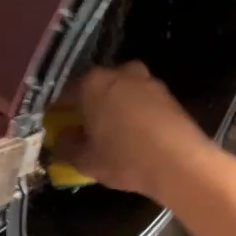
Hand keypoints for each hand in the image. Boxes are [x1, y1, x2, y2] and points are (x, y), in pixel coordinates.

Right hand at [55, 62, 216, 200]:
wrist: (180, 163)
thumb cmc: (124, 158)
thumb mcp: (85, 160)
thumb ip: (66, 146)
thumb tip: (61, 138)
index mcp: (93, 83)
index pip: (66, 92)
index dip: (57, 110)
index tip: (54, 124)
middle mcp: (120, 72)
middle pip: (96, 88)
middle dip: (87, 106)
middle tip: (83, 129)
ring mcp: (147, 81)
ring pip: (120, 93)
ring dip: (112, 108)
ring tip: (110, 134)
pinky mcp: (167, 95)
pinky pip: (140, 102)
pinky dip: (132, 114)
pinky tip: (132, 135)